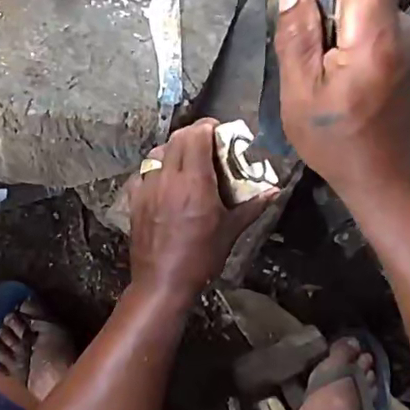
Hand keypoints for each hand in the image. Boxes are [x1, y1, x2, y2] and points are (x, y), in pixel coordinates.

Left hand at [128, 119, 274, 298]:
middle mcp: (169, 179)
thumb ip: (252, 206)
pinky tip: (163, 180)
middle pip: (177, 138)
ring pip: (156, 152)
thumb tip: (274, 190)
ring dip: (172, 148)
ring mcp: (148, 189)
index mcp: (195, 182)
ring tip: (185, 159)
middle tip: (206, 142)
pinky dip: (154, 169)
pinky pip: (142, 173)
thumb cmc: (201, 258)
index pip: (197, 136)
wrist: (163, 282)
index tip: (219, 130)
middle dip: (192, 134)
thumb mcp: (231, 231)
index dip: (208, 127)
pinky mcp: (135, 201)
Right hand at [275, 0, 409, 199]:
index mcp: (378, 39)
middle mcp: (408, 30)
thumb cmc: (336, 142)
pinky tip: (342, 68)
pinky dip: (358, 31)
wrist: (385, 177)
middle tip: (304, 31)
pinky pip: (382, 21)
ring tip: (322, 59)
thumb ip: (297, 36)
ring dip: (344, 16)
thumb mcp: (300, 94)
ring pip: (374, 2)